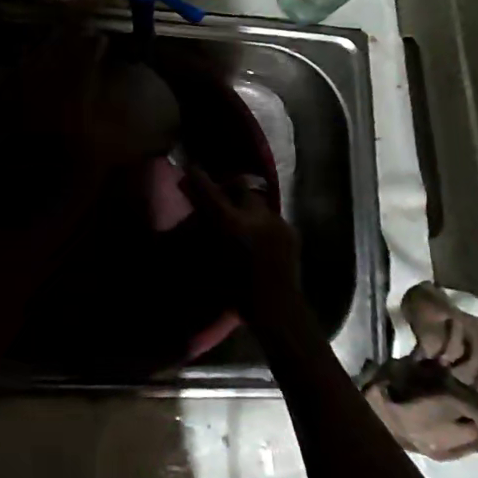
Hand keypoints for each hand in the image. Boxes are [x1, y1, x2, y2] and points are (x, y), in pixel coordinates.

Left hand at [0, 26, 119, 274]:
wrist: (5, 261)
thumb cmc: (64, 231)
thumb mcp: (104, 186)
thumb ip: (121, 145)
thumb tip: (138, 118)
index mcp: (65, 125)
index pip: (79, 72)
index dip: (90, 50)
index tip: (102, 38)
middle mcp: (28, 116)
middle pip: (46, 67)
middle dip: (63, 45)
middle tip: (77, 31)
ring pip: (18, 78)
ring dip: (35, 58)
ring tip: (49, 44)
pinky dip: (7, 82)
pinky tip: (14, 77)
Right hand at [182, 166, 299, 317]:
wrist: (277, 309)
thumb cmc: (234, 292)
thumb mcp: (206, 265)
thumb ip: (198, 237)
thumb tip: (185, 224)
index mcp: (231, 223)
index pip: (209, 191)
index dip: (196, 178)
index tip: (189, 169)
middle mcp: (256, 215)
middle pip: (239, 185)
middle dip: (227, 186)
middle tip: (218, 195)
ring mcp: (277, 221)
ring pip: (257, 201)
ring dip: (246, 206)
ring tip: (240, 219)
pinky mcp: (292, 231)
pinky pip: (272, 218)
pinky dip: (262, 223)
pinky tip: (258, 238)